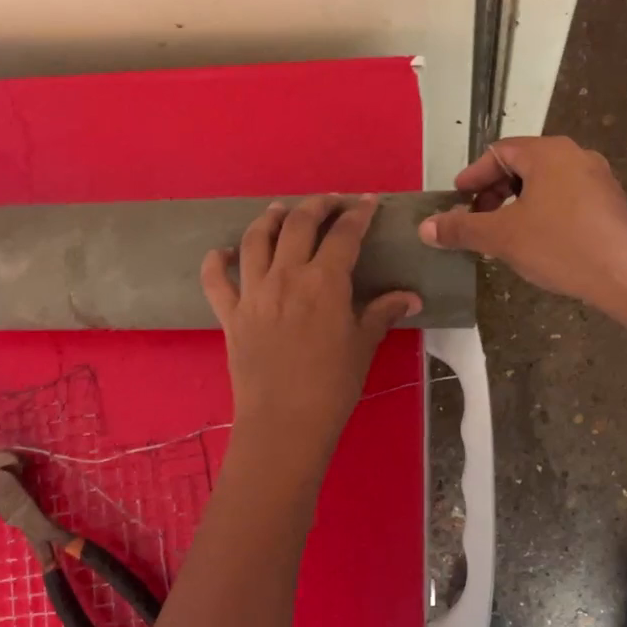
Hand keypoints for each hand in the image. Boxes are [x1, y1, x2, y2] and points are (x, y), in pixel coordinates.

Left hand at [200, 194, 420, 456]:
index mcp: (324, 281)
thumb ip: (382, 314)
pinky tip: (223, 252)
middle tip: (330, 204)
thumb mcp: (363, 347)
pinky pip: (215, 279)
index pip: (344, 235)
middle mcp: (286, 276)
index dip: (358, 215)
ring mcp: (253, 293)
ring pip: (256, 240)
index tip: (367, 203)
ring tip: (279, 211)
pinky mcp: (230, 314)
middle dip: (317, 206)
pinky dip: (216, 261)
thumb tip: (410, 297)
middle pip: (299, 224)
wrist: (284, 422)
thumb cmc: (332, 387)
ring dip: (269, 219)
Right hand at [418, 136, 626, 305]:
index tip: (457, 202)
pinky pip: (566, 199)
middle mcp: (575, 156)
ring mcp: (598, 179)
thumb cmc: (560, 245)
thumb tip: (425, 228)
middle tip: (476, 220)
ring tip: (502, 235)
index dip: (472, 177)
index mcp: (548, 153)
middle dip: (493, 193)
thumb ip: (461, 228)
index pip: (498, 152)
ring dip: (517, 206)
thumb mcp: (501, 237)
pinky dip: (542, 213)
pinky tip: (536, 243)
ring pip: (544, 184)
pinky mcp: (611, 204)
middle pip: (522, 166)